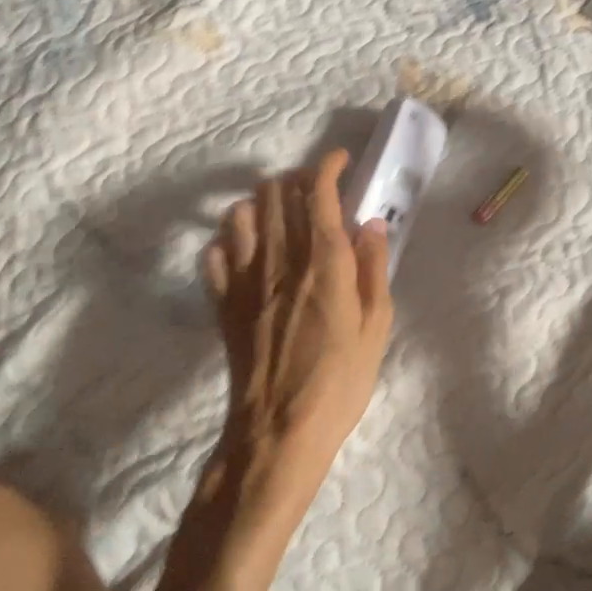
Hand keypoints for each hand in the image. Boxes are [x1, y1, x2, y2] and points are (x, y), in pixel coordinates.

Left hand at [204, 150, 393, 460]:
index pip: (318, 193)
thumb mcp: (376, 326)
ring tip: (281, 214)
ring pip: (241, 214)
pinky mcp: (223, 304)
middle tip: (316, 190)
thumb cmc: (339, 381)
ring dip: (262, 204)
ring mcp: (245, 280)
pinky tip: (245, 250)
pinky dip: (229, 240)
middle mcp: (281, 259)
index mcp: (324, 261)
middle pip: (276, 194)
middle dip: (297, 179)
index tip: (340, 160)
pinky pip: (214, 254)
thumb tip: (372, 223)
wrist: (277, 432)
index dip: (327, 167)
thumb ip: (374, 267)